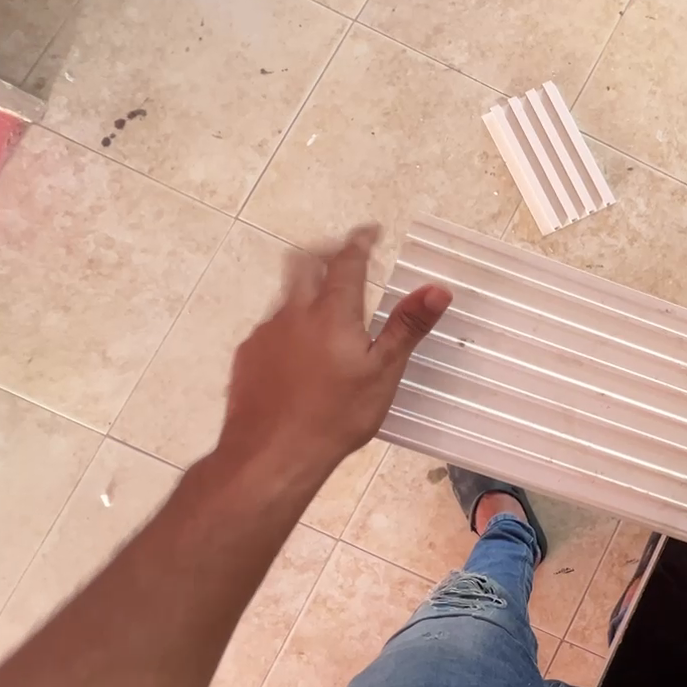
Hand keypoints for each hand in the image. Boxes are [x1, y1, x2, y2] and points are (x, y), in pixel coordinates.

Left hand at [216, 224, 450, 479]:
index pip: (346, 263)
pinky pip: (273, 327)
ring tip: (330, 308)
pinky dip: (293, 323)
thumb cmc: (336, 414)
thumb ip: (408, 327)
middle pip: (303, 264)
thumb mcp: (383, 372)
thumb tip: (438, 288)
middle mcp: (293, 314)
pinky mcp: (248, 357)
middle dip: (325, 251)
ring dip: (308, 289)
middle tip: (346, 253)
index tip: (370, 231)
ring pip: (287, 297)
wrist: (270, 455)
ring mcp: (265, 335)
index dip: (359, 242)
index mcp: (331, 313)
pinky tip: (304, 352)